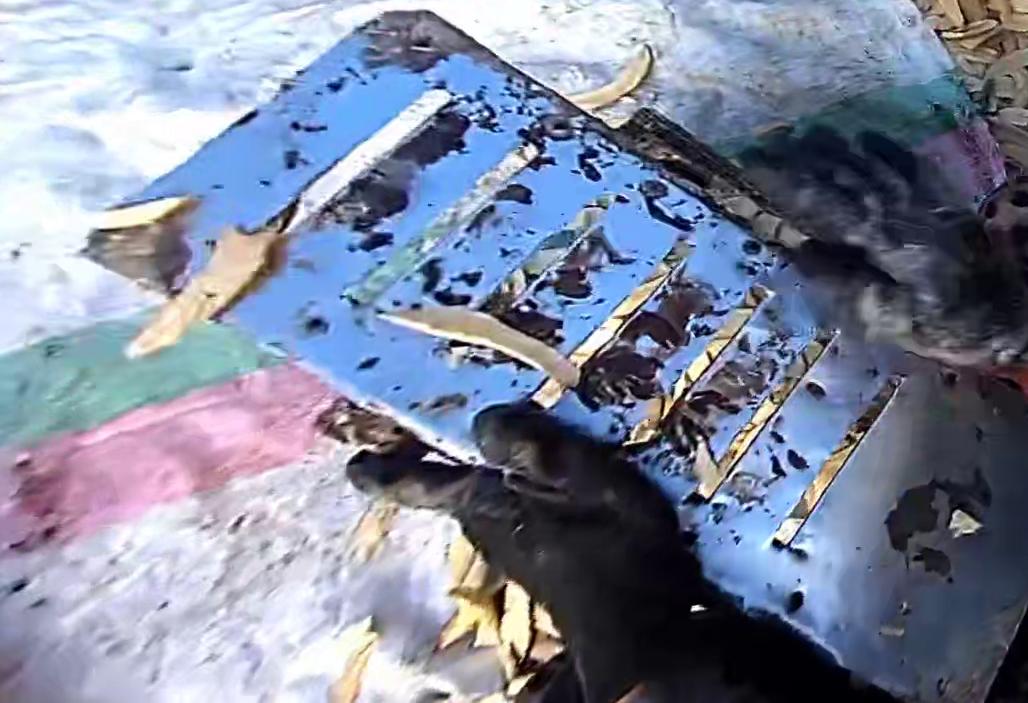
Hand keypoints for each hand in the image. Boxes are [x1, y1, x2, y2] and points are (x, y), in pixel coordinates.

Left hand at [347, 405, 889, 702]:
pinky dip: (533, 476)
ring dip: (485, 456)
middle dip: (432, 450)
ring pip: (503, 487)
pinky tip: (556, 451)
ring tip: (480, 414)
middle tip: (411, 407)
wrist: (660, 637)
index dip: (398, 460)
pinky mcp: (580, 543)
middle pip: (460, 484)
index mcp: (513, 514)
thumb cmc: (630, 568)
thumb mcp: (596, 506)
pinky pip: (543, 498)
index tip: (350, 437)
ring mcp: (549, 535)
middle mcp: (518, 522)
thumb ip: (545, 461)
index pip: (441, 481)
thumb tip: (488, 417)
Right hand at [739, 128, 1027, 373]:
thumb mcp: (891, 320)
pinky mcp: (950, 202)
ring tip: (810, 130)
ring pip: (879, 167)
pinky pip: (916, 167)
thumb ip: (846, 282)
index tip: (759, 164)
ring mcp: (931, 202)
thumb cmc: (948, 329)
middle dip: (809, 158)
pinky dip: (891, 150)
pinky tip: (870, 136)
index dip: (791, 183)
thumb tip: (799, 248)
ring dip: (844, 148)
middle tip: (774, 140)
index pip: (828, 204)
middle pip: (851, 177)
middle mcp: (907, 212)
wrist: (1011, 321)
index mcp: (889, 243)